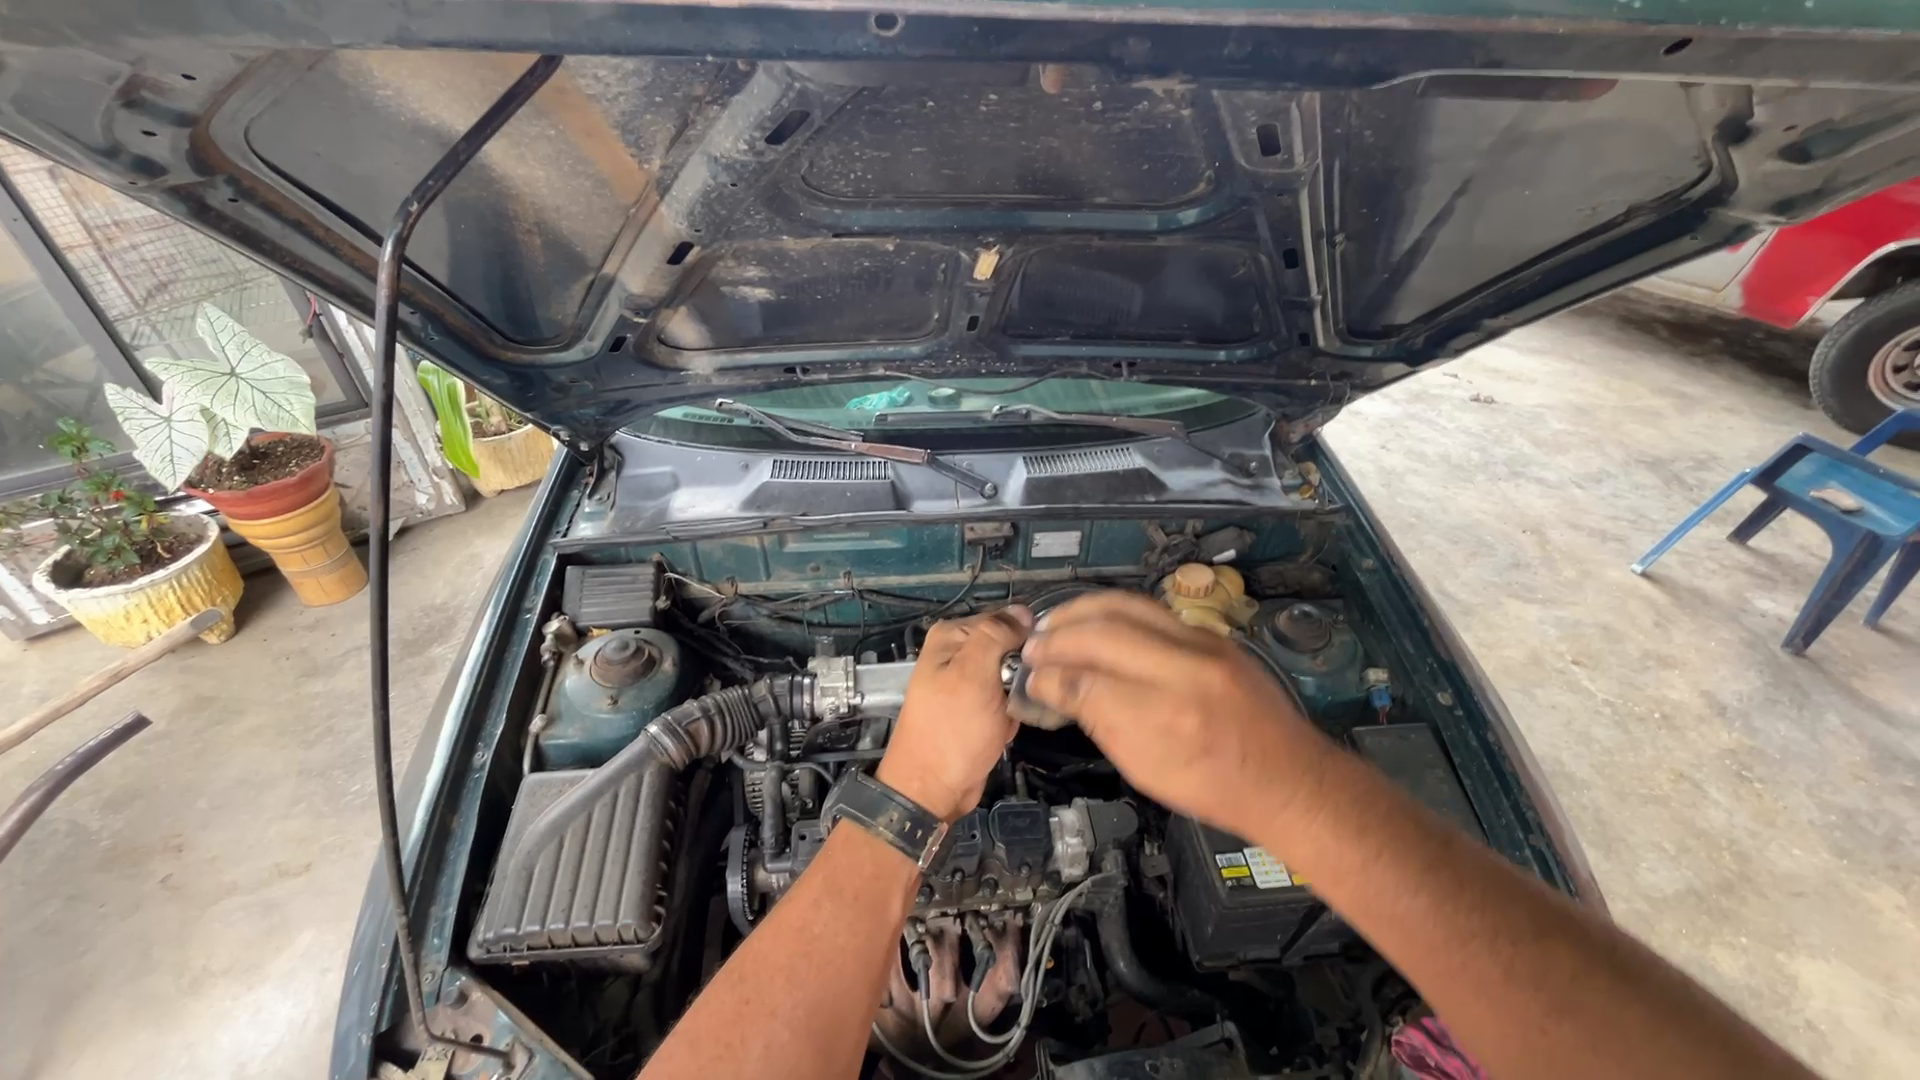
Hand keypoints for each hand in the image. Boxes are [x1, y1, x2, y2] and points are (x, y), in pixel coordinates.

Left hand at [877, 606, 1032, 821]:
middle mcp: (957, 654)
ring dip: (1018, 696)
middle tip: (1018, 692)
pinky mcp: (977, 709)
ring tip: (1012, 712)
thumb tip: (1023, 611)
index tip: (1036, 660)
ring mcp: (968, 683)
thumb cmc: (951, 730)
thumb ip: (996, 635)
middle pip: (1010, 648)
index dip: (1025, 638)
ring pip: (1013, 677)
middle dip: (1021, 671)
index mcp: (951, 636)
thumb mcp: (973, 673)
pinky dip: (1012, 714)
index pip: (1004, 619)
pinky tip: (1006, 726)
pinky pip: (1007, 701)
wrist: (933, 789)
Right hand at [1019, 592, 1330, 837]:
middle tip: (1031, 645)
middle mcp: (1185, 670)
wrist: (1287, 777)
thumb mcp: (1146, 770)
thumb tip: (1056, 688)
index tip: (1029, 676)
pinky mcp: (1211, 635)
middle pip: (1103, 633)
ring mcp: (1202, 645)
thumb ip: (1099, 722)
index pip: (1087, 682)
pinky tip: (1094, 621)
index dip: (1048, 676)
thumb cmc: (1213, 787)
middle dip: (1057, 637)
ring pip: (1127, 606)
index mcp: (1166, 717)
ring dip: (1081, 610)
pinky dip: (1112, 612)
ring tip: (1053, 622)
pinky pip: (1151, 611)